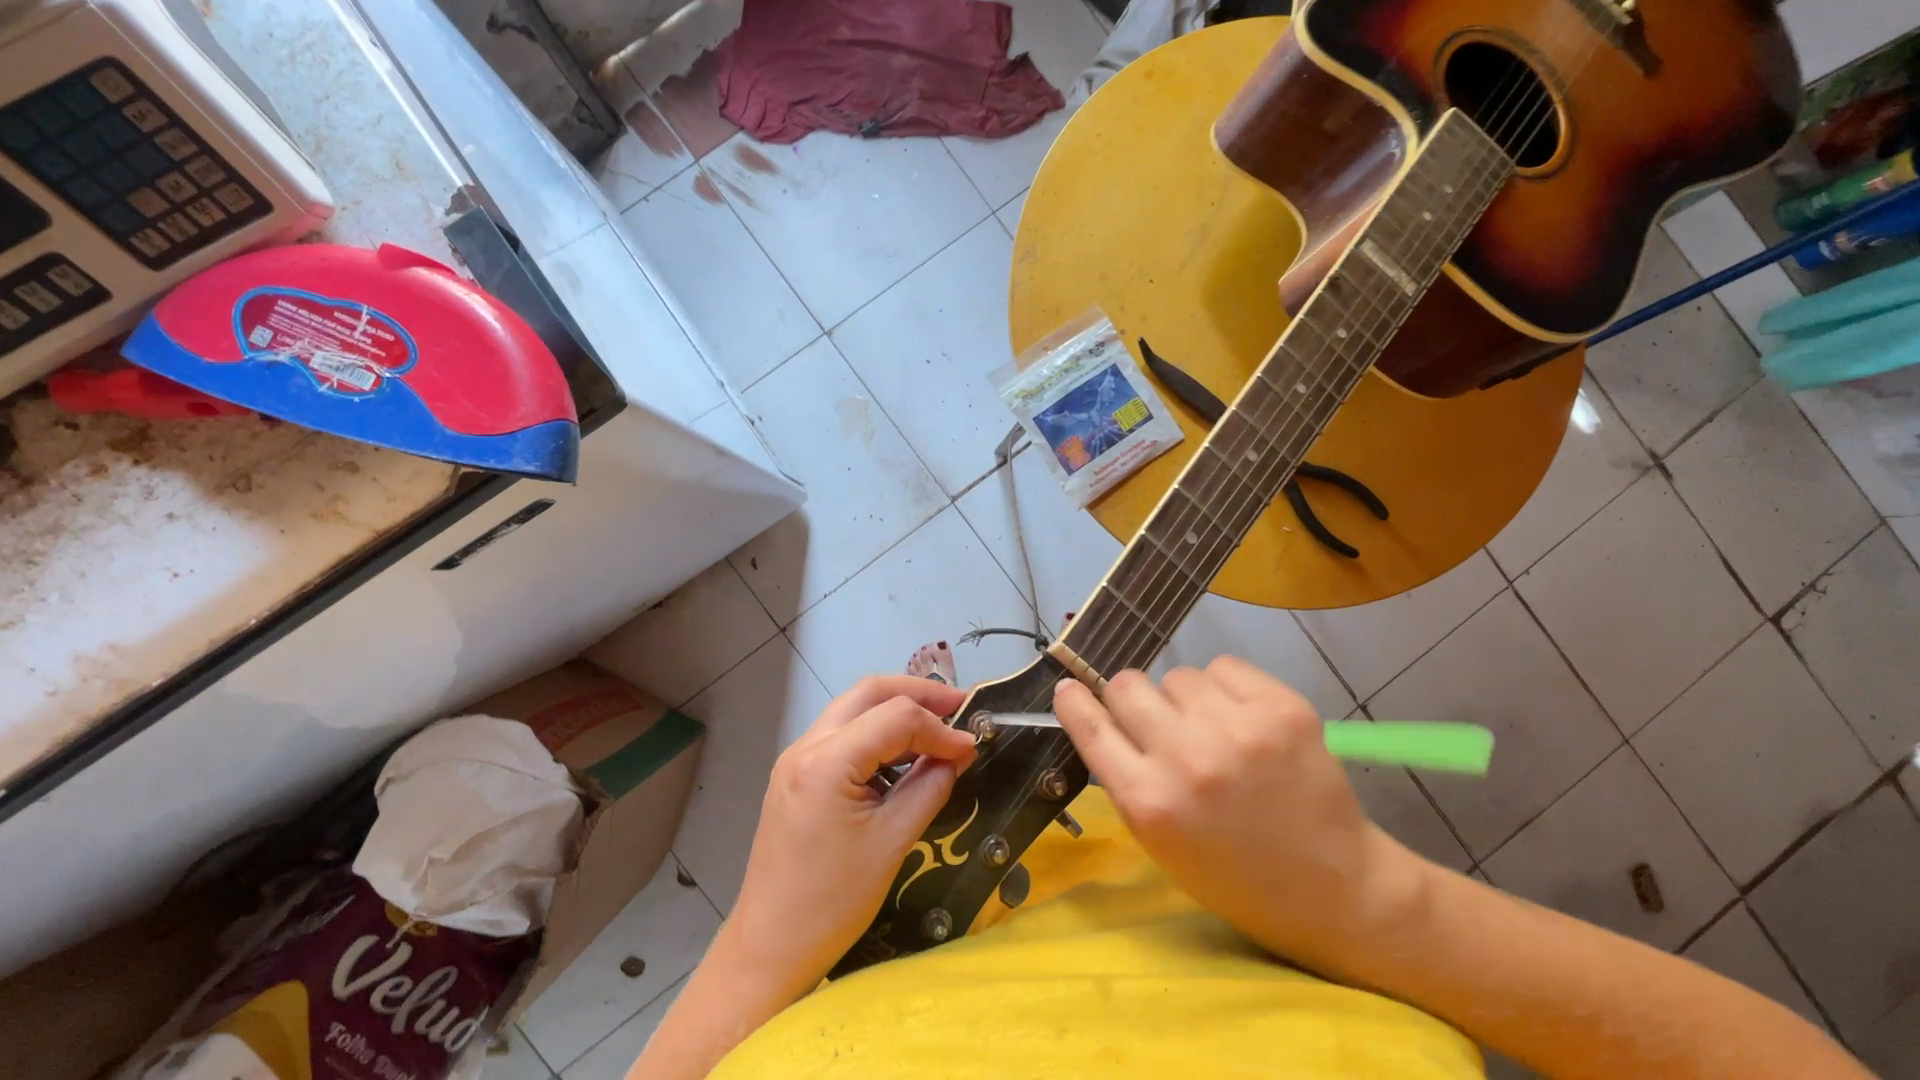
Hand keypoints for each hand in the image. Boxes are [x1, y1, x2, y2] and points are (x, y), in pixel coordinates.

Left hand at [721, 676, 976, 995]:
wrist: (772, 946)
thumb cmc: (834, 901)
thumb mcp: (894, 841)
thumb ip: (930, 786)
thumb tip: (959, 753)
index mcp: (827, 761)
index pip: (896, 716)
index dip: (940, 727)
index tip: (973, 748)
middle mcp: (806, 746)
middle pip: (869, 693)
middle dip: (918, 694)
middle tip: (961, 708)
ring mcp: (796, 760)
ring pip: (853, 709)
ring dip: (897, 712)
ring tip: (939, 730)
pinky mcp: (797, 777)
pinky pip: (842, 736)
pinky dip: (877, 735)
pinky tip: (905, 758)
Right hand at [1052, 657, 1424, 966]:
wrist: (1331, 888)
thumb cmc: (1231, 875)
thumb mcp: (1158, 841)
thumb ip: (1126, 778)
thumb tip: (1098, 714)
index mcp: (1149, 801)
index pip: (1091, 726)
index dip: (1075, 701)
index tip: (1069, 688)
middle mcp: (1187, 758)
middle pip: (1129, 685)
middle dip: (1133, 699)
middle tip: (1157, 722)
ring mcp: (1239, 729)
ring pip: (1179, 674)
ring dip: (1185, 699)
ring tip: (1213, 731)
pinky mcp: (1283, 709)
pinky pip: (1225, 667)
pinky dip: (1225, 687)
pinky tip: (1241, 720)